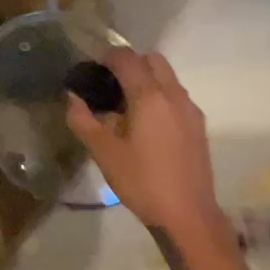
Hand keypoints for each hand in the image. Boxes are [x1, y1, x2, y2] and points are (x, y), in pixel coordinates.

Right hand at [66, 47, 228, 244]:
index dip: (106, 55)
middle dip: (130, 64)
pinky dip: (159, 97)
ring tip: (124, 106)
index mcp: (149, 96)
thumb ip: (83, 120)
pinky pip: (175, 96)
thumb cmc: (141, 181)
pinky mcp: (198, 125)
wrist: (187, 213)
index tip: (90, 65)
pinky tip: (145, 125)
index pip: (127, 59)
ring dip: (146, 80)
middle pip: (152, 60)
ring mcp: (190, 109)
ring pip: (167, 78)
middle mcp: (173, 95)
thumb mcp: (103, 152)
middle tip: (108, 84)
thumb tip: (71, 97)